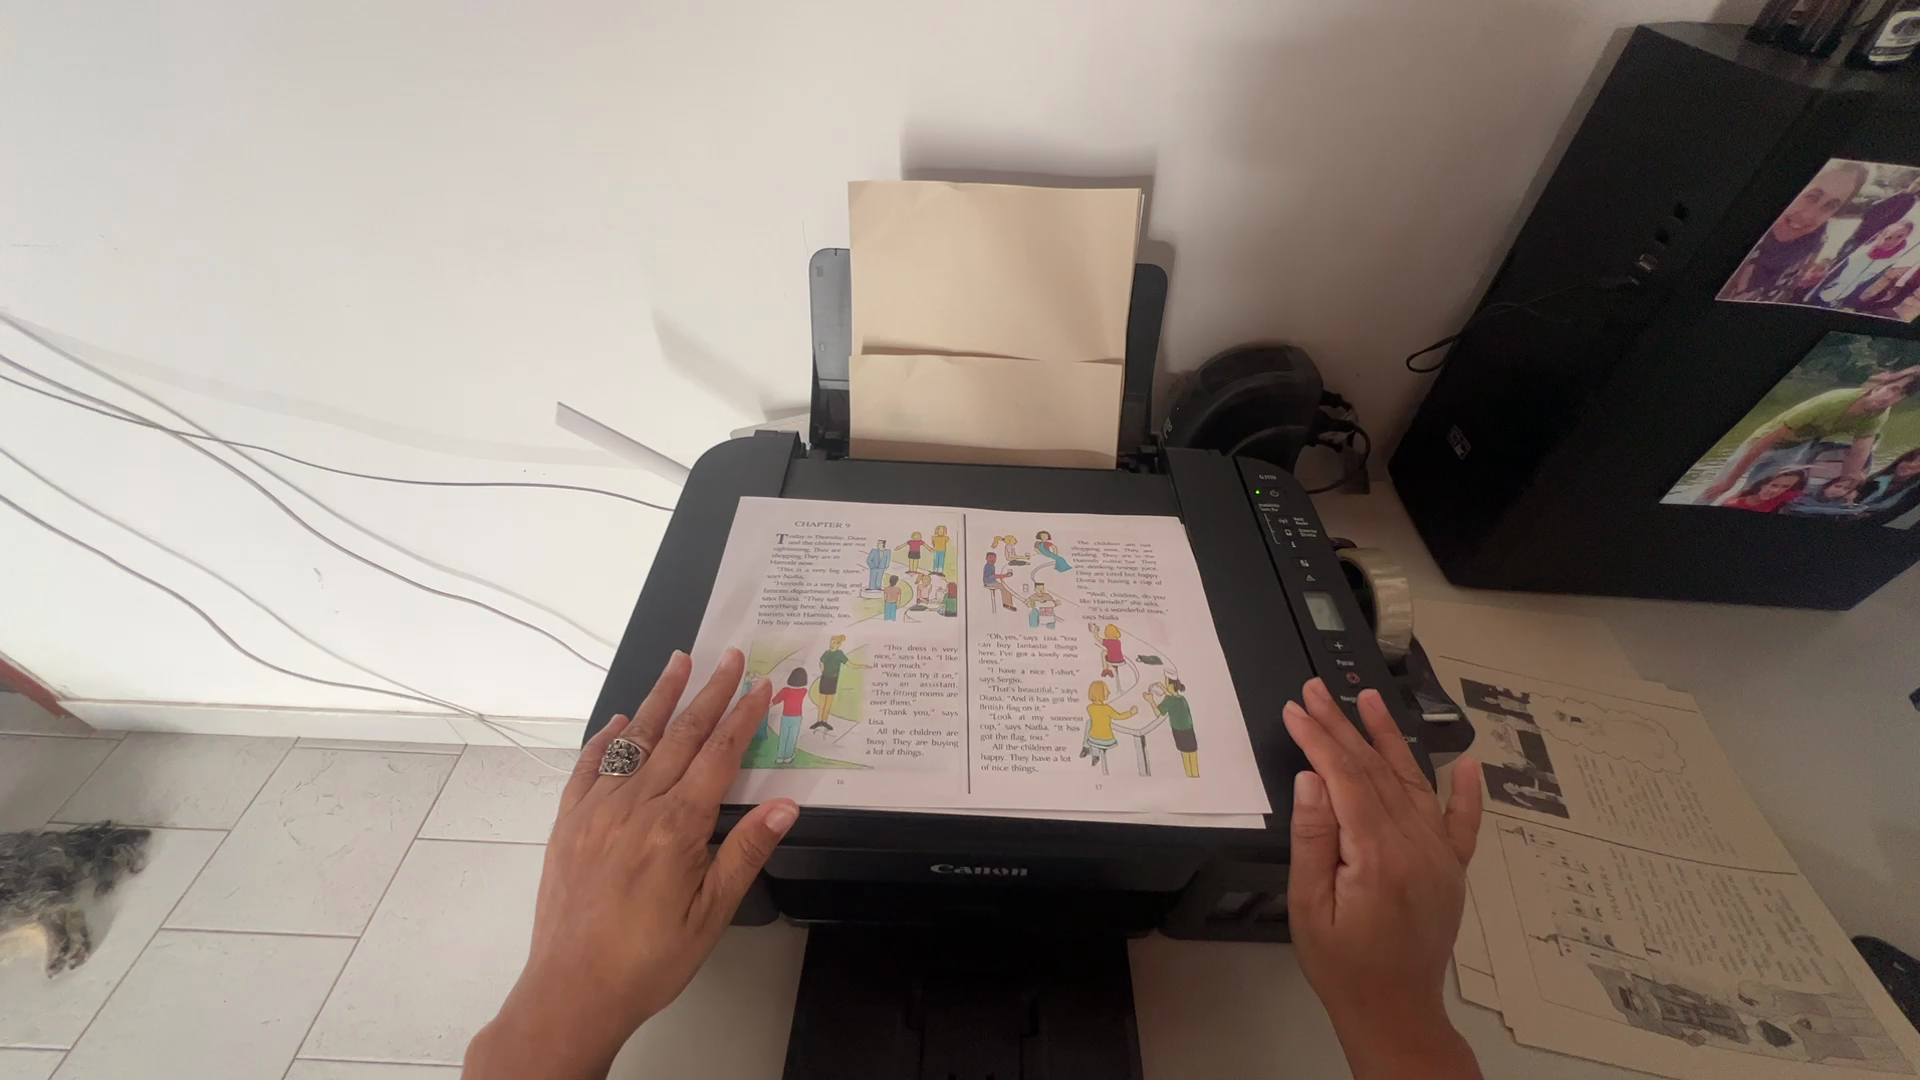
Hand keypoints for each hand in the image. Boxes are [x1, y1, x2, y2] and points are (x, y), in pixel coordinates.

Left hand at [464, 648, 798, 1079]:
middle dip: (711, 691)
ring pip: (637, 741)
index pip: (719, 756)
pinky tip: (624, 719)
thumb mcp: (711, 913)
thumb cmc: (650, 958)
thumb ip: (746, 851)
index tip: (760, 686)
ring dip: (662, 698)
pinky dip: (608, 738)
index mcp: (676, 827)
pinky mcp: (569, 823)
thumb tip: (786, 805)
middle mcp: (636, 807)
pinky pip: (589, 767)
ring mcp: (597, 811)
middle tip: (731, 656)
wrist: (570, 995)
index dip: (743, 717)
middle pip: (682, 735)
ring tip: (680, 661)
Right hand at [1284, 679, 1484, 1079]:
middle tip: (1315, 690)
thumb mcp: (1308, 903)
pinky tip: (1467, 764)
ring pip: (1412, 783)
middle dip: (1341, 726)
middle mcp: (1418, 848)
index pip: (1345, 779)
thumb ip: (1313, 838)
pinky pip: (1462, 824)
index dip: (1318, 739)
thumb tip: (1311, 778)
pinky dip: (1466, 793)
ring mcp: (1440, 857)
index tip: (1294, 710)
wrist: (1395, 1012)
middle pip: (1375, 771)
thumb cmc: (1340, 962)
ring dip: (1388, 738)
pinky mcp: (1451, 869)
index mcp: (1379, 856)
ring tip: (1368, 698)